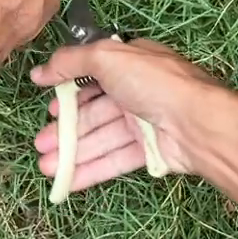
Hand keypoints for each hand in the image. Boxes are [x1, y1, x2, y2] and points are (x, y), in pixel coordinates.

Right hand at [29, 38, 231, 191]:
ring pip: (101, 138)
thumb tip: (39, 72)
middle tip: (40, 144)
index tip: (49, 107)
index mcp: (131, 64)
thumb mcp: (107, 57)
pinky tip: (66, 180)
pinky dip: (90, 170)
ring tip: (46, 167)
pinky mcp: (149, 151)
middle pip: (94, 112)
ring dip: (72, 152)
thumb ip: (70, 61)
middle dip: (66, 129)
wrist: (198, 124)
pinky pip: (114, 159)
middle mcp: (137, 91)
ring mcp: (144, 123)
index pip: (93, 76)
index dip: (69, 92)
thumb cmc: (153, 83)